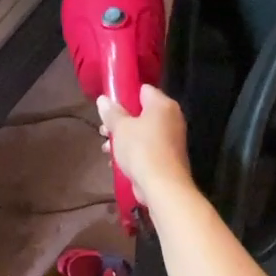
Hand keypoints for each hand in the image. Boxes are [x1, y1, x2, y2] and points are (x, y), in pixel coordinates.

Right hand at [97, 85, 193, 207]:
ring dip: (124, 139)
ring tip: (107, 148)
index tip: (109, 106)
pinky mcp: (168, 158)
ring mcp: (172, 139)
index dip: (125, 94)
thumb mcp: (121, 128)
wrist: (162, 185)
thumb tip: (103, 99)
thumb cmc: (141, 149)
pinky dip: (134, 153)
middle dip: (121, 122)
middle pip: (142, 113)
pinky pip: (147, 149)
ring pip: (143, 133)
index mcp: (163, 105)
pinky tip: (117, 162)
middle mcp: (171, 119)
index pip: (144, 90)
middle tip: (104, 130)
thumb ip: (111, 113)